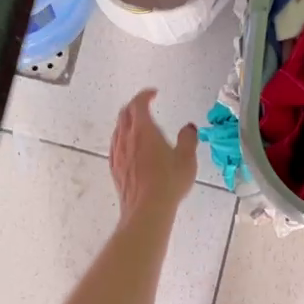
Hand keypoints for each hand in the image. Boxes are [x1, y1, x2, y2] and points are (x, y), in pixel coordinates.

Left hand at [109, 90, 198, 220]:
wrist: (147, 210)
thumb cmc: (169, 182)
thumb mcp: (187, 158)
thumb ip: (188, 139)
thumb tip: (189, 127)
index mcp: (144, 130)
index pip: (138, 104)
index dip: (145, 95)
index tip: (153, 93)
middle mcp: (126, 138)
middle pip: (124, 114)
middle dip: (134, 106)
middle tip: (145, 106)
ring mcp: (118, 154)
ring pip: (118, 130)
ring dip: (127, 122)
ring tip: (138, 125)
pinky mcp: (114, 169)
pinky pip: (115, 146)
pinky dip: (122, 138)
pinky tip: (129, 148)